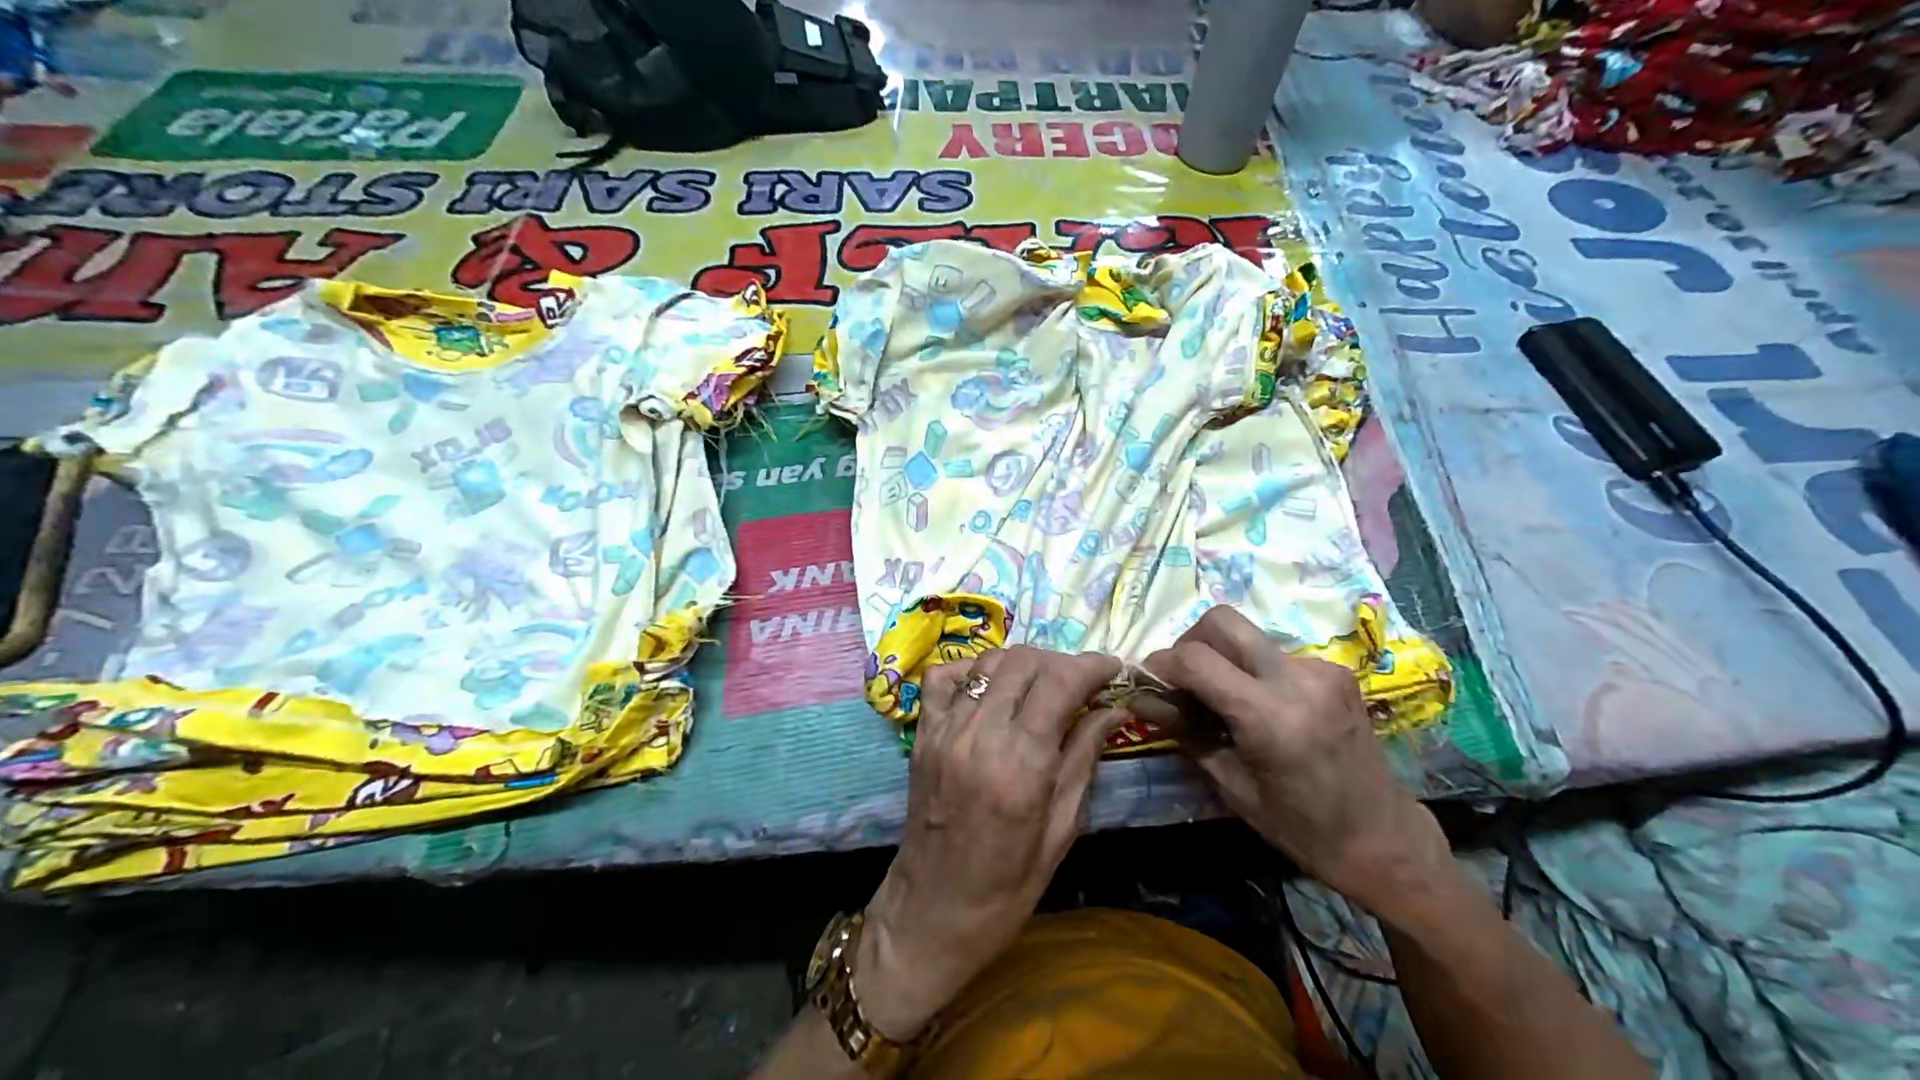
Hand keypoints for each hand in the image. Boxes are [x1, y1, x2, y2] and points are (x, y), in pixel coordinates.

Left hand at [856, 647, 1124, 1040]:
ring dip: (1024, 664)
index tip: (1113, 669)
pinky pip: (944, 677)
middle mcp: (979, 736)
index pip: (1059, 682)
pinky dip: (974, 670)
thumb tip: (1113, 709)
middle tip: (1082, 683)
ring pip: (989, 663)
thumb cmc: (1008, 887)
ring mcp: (944, 730)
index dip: (1092, 666)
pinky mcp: (922, 734)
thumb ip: (1084, 758)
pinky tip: (994, 688)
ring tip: (1044, 685)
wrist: (932, 911)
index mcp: (1021, 766)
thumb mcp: (1061, 830)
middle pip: (1025, 662)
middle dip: (1061, 662)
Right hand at [1143, 606, 1455, 920]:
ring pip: (1248, 635)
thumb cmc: (1298, 826)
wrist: (1380, 837)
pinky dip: (1253, 669)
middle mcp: (1298, 680)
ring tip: (1221, 697)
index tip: (1149, 681)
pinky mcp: (1335, 670)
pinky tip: (1258, 703)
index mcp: (1270, 717)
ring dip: (1223, 656)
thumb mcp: (1230, 784)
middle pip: (1222, 621)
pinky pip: (1275, 653)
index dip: (1162, 663)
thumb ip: (1184, 731)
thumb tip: (1139, 698)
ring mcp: (1322, 670)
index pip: (1196, 659)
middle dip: (1190, 641)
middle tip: (1183, 677)